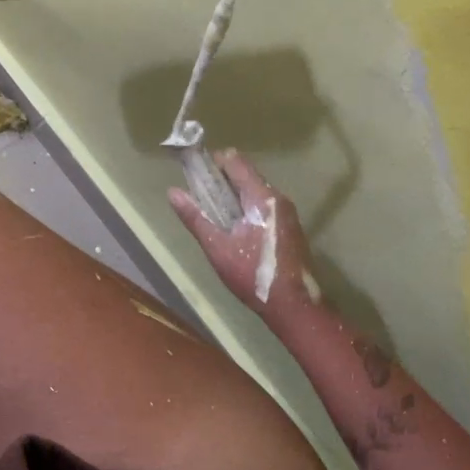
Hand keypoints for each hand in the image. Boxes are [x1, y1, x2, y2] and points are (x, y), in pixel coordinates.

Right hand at [168, 149, 319, 320]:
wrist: (296, 308)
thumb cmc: (254, 275)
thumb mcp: (217, 247)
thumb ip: (195, 217)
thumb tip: (173, 192)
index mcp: (262, 198)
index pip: (236, 161)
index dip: (213, 162)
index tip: (194, 173)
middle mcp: (278, 199)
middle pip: (245, 176)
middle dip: (221, 181)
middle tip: (200, 197)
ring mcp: (287, 213)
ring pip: (254, 192)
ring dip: (234, 197)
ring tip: (214, 215)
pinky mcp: (290, 227)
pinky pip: (264, 206)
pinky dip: (246, 209)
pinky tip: (235, 229)